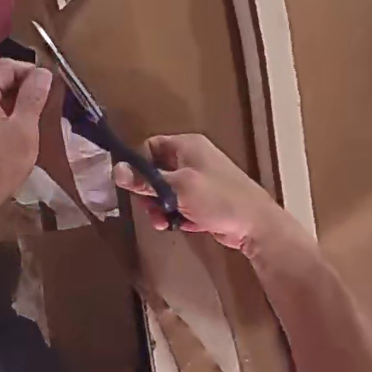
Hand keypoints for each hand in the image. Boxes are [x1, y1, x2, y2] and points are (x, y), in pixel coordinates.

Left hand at [0, 58, 51, 216]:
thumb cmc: (0, 166)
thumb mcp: (24, 131)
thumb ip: (33, 97)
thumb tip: (43, 73)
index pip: (4, 65)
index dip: (27, 70)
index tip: (46, 84)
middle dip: (15, 75)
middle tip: (37, 92)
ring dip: (5, 88)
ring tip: (27, 106)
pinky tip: (10, 119)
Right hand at [113, 134, 290, 252]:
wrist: (256, 225)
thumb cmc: (219, 199)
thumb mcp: (178, 188)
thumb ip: (146, 181)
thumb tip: (115, 170)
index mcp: (187, 146)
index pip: (150, 147)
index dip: (139, 165)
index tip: (134, 185)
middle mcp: (192, 158)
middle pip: (155, 171)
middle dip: (149, 193)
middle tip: (150, 208)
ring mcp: (199, 180)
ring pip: (166, 190)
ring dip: (160, 207)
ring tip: (162, 222)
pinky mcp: (203, 200)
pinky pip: (179, 204)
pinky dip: (175, 214)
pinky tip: (176, 226)